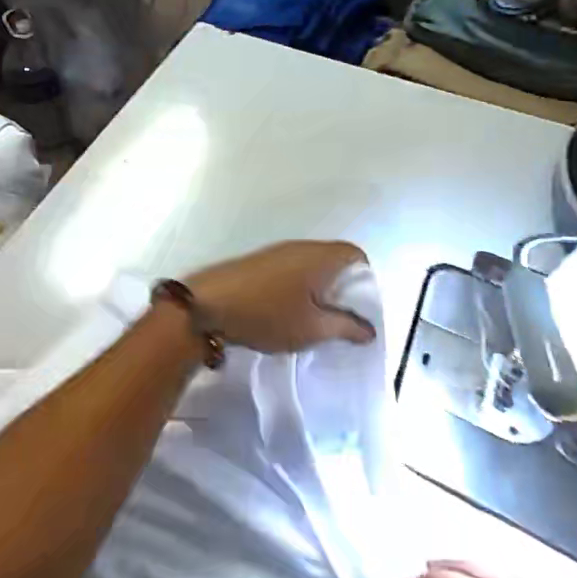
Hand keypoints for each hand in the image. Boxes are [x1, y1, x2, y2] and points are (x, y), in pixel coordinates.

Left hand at [183, 241, 374, 352]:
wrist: (207, 306)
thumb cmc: (267, 315)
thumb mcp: (312, 328)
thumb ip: (345, 327)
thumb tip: (370, 330)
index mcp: (320, 256)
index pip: (356, 255)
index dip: (365, 280)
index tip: (361, 308)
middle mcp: (302, 247)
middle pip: (335, 260)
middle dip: (342, 288)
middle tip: (341, 319)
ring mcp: (278, 253)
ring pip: (312, 267)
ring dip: (319, 290)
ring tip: (316, 320)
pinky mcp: (260, 263)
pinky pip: (292, 271)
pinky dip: (300, 288)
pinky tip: (290, 314)